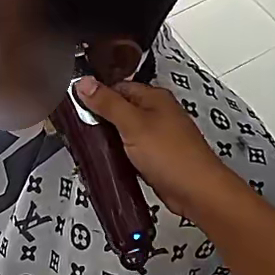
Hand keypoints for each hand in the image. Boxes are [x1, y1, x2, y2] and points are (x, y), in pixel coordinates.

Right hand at [74, 77, 244, 220]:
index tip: (78, 106)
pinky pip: (134, 153)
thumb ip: (107, 103)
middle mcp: (159, 115)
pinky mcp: (158, 159)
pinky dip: (123, 158)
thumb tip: (85, 83)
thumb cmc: (175, 157)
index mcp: (155, 98)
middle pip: (121, 110)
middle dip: (103, 121)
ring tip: (96, 149)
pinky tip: (114, 164)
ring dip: (112, 142)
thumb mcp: (132, 124)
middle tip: (85, 131)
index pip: (117, 86)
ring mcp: (159, 138)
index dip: (97, 95)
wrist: (196, 191)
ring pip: (126, 134)